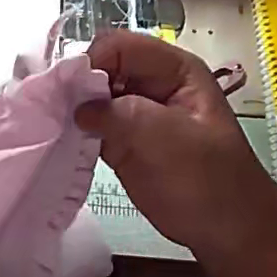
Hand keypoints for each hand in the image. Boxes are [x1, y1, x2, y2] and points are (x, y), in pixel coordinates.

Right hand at [76, 31, 276, 253]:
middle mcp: (151, 86)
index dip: (92, 62)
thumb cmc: (208, 180)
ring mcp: (136, 115)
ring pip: (92, 98)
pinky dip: (75, 131)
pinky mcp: (122, 143)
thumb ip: (120, 114)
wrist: (224, 230)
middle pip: (101, 68)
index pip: (120, 47)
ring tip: (52, 125)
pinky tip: (60, 140)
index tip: (70, 92)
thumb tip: (77, 107)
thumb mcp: (167, 138)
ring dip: (72, 109)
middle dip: (77, 85)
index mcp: (173, 71)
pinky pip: (91, 127)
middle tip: (55, 110)